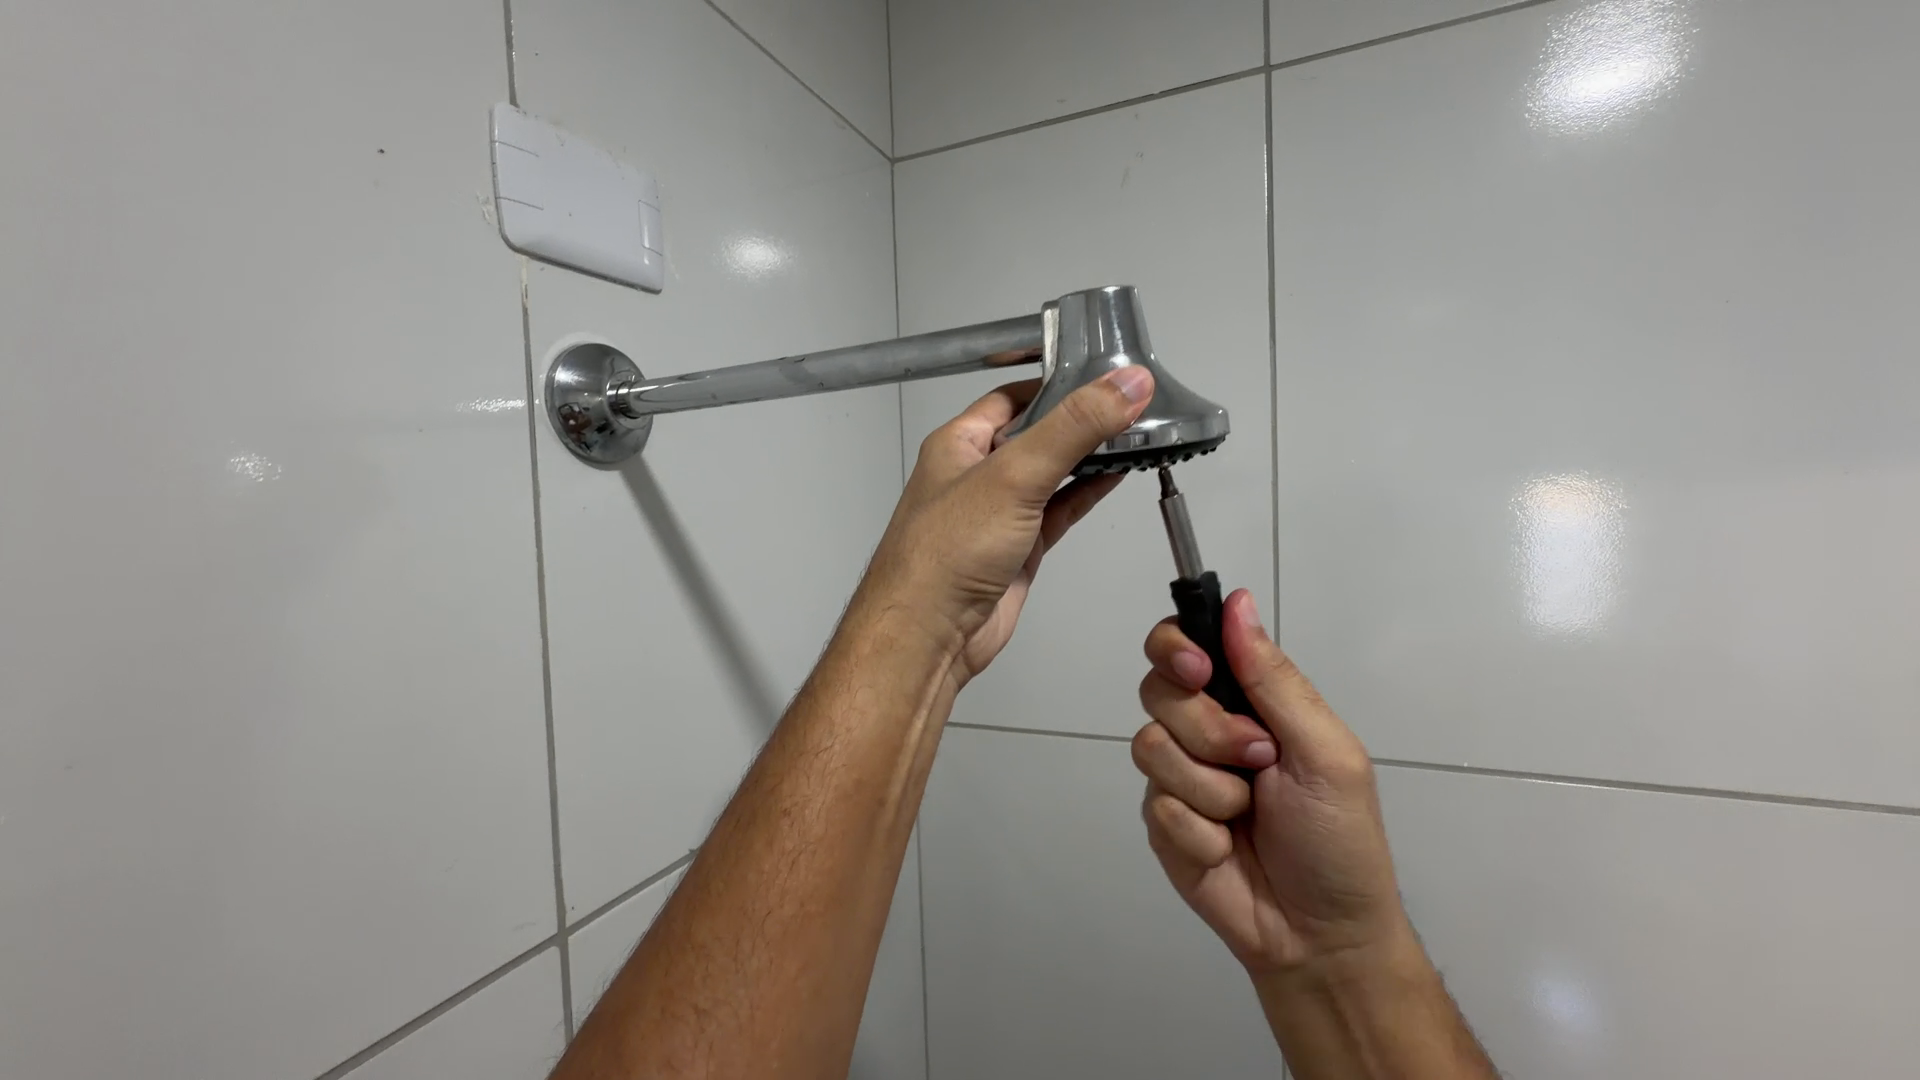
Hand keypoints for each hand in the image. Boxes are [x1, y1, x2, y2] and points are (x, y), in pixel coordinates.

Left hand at [852, 367, 1154, 683]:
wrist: (929, 634)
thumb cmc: (941, 557)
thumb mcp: (1013, 476)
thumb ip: (1071, 429)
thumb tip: (1123, 386)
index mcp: (959, 444)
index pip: (1013, 397)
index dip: (1056, 382)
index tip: (1103, 372)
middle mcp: (978, 475)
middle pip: (1038, 433)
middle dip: (1080, 419)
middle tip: (1131, 402)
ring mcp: (1000, 513)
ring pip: (1053, 473)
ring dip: (1091, 456)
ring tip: (1137, 433)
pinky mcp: (1019, 548)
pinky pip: (1060, 509)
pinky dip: (1088, 492)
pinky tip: (1117, 475)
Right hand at [1132, 590, 1411, 977]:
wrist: (1320, 935)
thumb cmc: (1338, 837)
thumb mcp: (1325, 751)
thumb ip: (1274, 678)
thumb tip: (1237, 598)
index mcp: (1245, 700)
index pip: (1183, 644)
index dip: (1176, 645)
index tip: (1198, 670)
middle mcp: (1203, 727)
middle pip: (1158, 690)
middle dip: (1208, 729)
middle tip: (1257, 760)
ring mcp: (1177, 774)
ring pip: (1151, 746)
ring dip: (1209, 786)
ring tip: (1247, 814)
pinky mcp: (1161, 820)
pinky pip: (1157, 804)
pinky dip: (1199, 830)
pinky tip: (1225, 848)